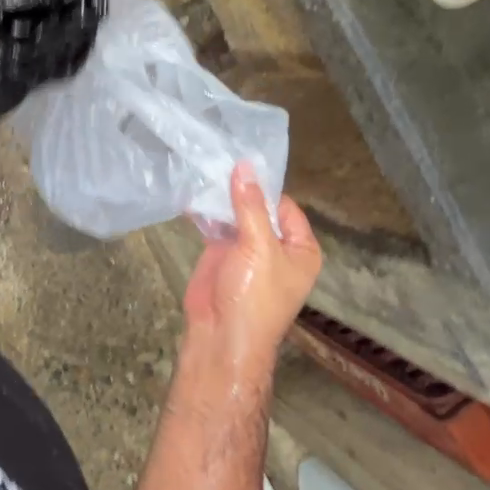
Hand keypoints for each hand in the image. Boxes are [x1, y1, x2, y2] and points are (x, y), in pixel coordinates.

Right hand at [182, 163, 320, 373]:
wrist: (221, 333)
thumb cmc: (253, 295)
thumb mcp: (258, 248)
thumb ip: (250, 206)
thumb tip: (245, 166)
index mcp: (300, 248)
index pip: (285, 205)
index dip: (263, 185)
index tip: (237, 158)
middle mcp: (276, 246)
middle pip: (258, 207)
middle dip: (238, 187)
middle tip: (213, 156)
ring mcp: (247, 249)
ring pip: (234, 214)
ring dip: (219, 197)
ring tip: (198, 168)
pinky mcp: (220, 252)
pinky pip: (215, 224)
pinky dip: (204, 210)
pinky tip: (189, 191)